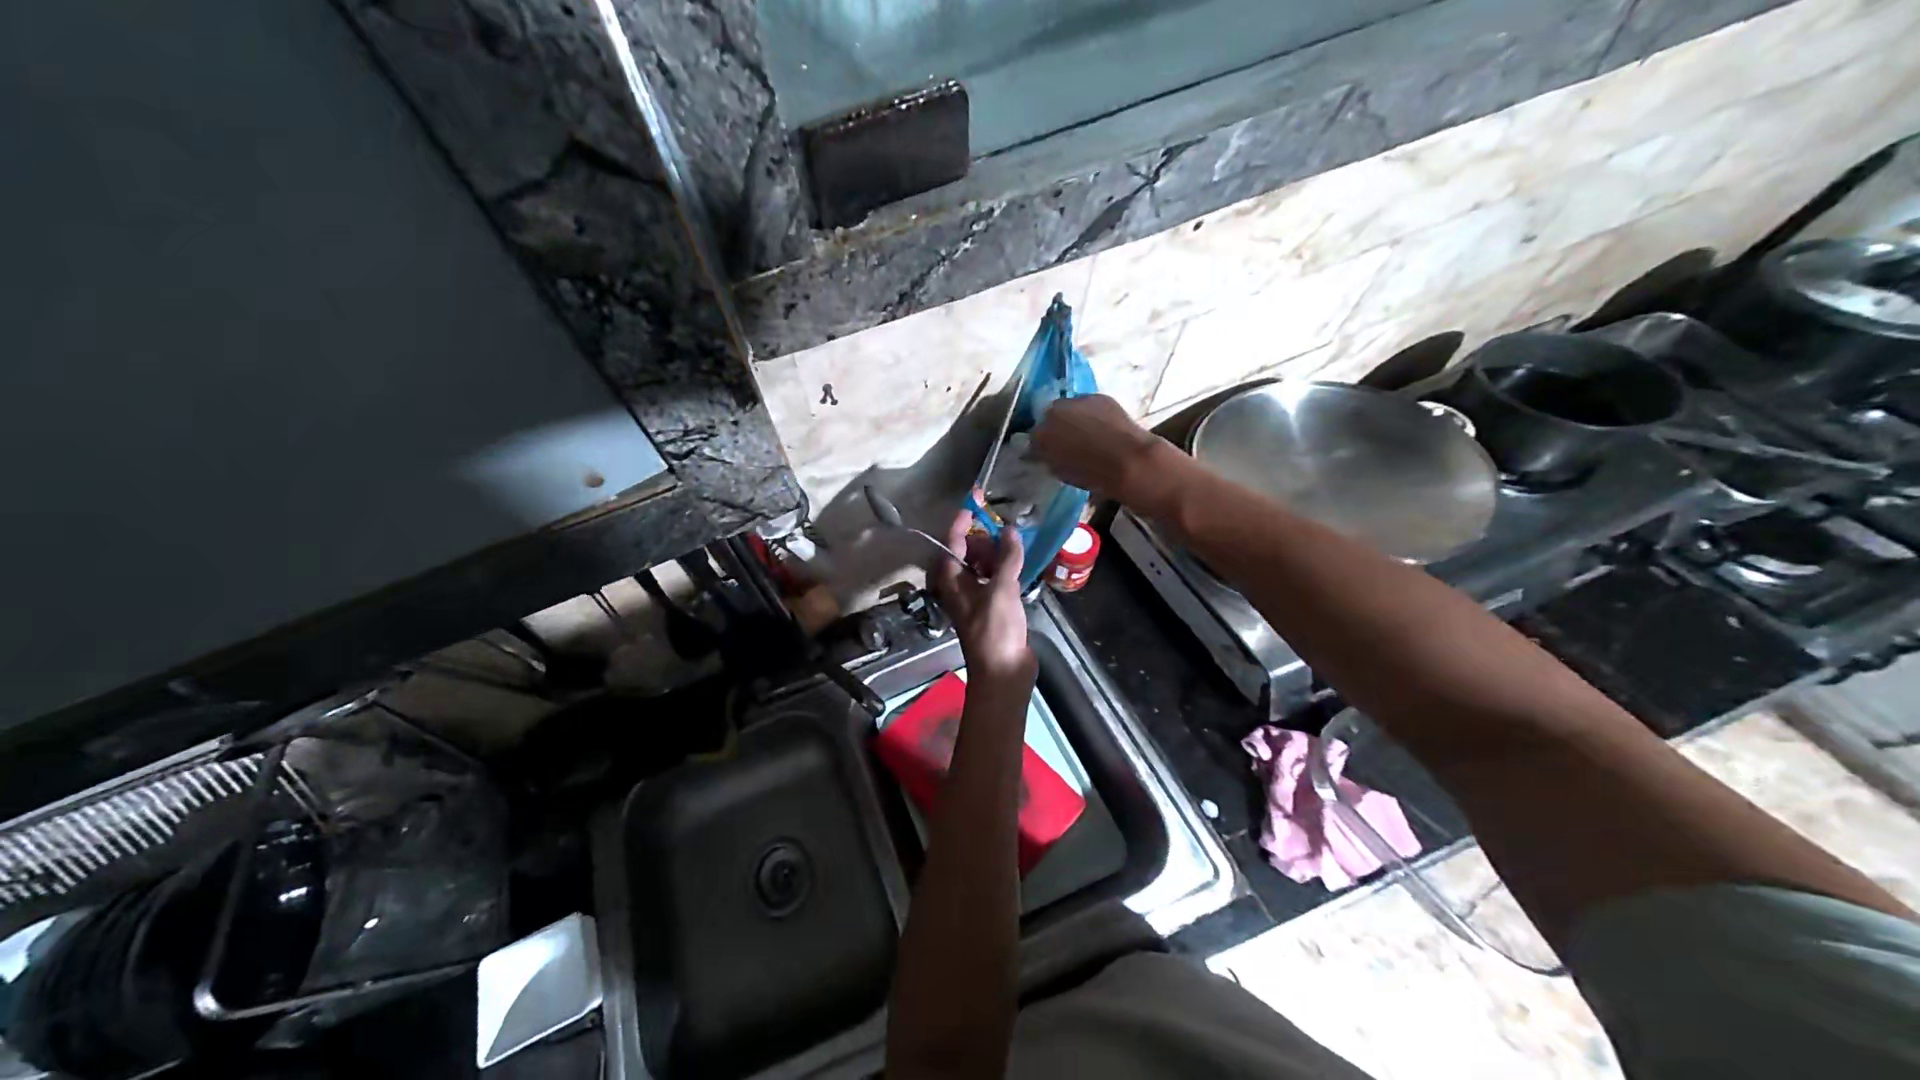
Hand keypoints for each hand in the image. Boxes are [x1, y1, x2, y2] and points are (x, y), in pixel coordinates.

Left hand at [933, 510, 1035, 688]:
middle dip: (984, 538)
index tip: (976, 500)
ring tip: (1016, 542)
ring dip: (997, 553)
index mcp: (951, 580)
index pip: (953, 541)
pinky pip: (995, 579)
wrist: (1003, 670)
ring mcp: (975, 597)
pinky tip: (1021, 563)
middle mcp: (959, 586)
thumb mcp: (1001, 589)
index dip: (963, 520)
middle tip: (1005, 527)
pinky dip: (1005, 569)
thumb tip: (1011, 530)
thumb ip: (1007, 557)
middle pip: (967, 552)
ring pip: (982, 566)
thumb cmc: (995, 629)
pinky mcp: (992, 608)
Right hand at [1030, 394, 1178, 507]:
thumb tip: (1050, 453)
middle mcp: (1054, 412)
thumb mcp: (1062, 472)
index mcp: (1041, 435)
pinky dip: (1093, 413)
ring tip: (1088, 432)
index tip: (1052, 452)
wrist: (1127, 461)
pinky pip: (1090, 405)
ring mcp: (1076, 401)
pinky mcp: (1098, 397)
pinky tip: (1103, 426)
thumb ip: (1051, 458)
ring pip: (1070, 408)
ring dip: (1074, 417)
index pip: (1035, 437)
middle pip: (1050, 417)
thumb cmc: (1092, 475)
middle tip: (1069, 440)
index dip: (1044, 445)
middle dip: (1057, 426)